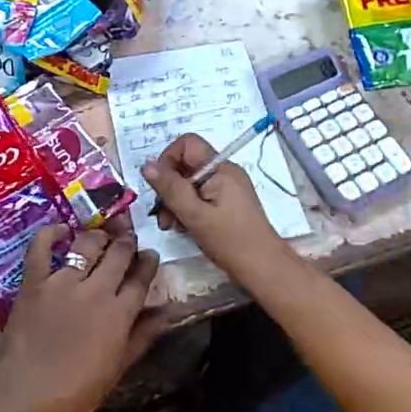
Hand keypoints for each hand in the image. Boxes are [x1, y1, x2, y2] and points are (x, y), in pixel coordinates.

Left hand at [0, 227, 162, 411]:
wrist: (26, 400)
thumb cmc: (77, 393)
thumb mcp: (118, 368)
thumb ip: (143, 335)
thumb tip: (167, 311)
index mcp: (119, 313)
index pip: (141, 278)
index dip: (148, 262)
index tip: (151, 254)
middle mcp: (95, 290)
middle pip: (118, 254)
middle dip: (127, 243)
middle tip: (128, 240)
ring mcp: (62, 282)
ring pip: (87, 244)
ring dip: (98, 237)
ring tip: (101, 237)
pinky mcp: (34, 282)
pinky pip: (42, 247)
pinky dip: (51, 233)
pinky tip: (62, 230)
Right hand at [141, 133, 289, 276]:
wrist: (264, 268)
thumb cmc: (230, 240)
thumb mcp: (194, 214)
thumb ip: (170, 188)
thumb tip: (147, 164)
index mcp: (220, 168)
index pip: (187, 143)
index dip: (168, 158)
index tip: (160, 187)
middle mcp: (224, 172)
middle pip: (187, 165)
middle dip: (169, 187)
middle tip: (163, 216)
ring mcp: (228, 187)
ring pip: (191, 183)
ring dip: (176, 201)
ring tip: (171, 226)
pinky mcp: (228, 203)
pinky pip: (201, 196)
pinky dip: (188, 208)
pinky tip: (184, 228)